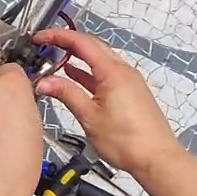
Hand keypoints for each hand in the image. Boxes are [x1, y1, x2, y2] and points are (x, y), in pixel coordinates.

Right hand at [33, 28, 181, 177]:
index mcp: (112, 71)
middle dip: (68, 41)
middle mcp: (123, 70)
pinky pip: (106, 71)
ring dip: (78, 55)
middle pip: (92, 45)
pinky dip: (89, 70)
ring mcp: (129, 80)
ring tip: (55, 58)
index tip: (39, 38)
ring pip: (100, 58)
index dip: (58, 36)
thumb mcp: (90, 117)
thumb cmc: (125, 140)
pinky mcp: (131, 91)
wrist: (158, 159)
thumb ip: (66, 94)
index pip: (81, 42)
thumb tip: (43, 82)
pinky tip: (75, 75)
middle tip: (45, 44)